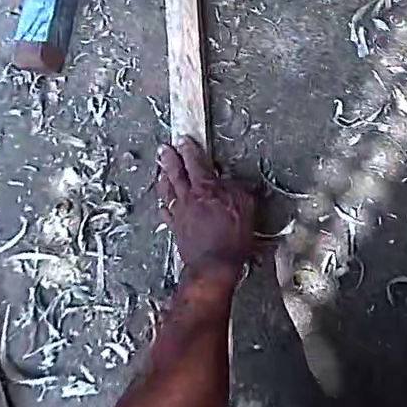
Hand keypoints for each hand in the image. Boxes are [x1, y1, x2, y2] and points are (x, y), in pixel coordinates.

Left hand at [157, 138, 255, 289]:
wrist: (213, 265)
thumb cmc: (231, 237)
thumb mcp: (246, 206)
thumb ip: (238, 188)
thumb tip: (233, 179)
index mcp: (206, 188)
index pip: (195, 163)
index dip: (189, 150)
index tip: (184, 141)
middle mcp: (189, 197)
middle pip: (175, 172)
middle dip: (169, 158)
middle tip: (164, 148)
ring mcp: (180, 212)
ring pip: (167, 189)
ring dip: (162, 175)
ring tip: (160, 168)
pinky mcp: (176, 227)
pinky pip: (165, 210)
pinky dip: (162, 202)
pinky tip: (161, 201)